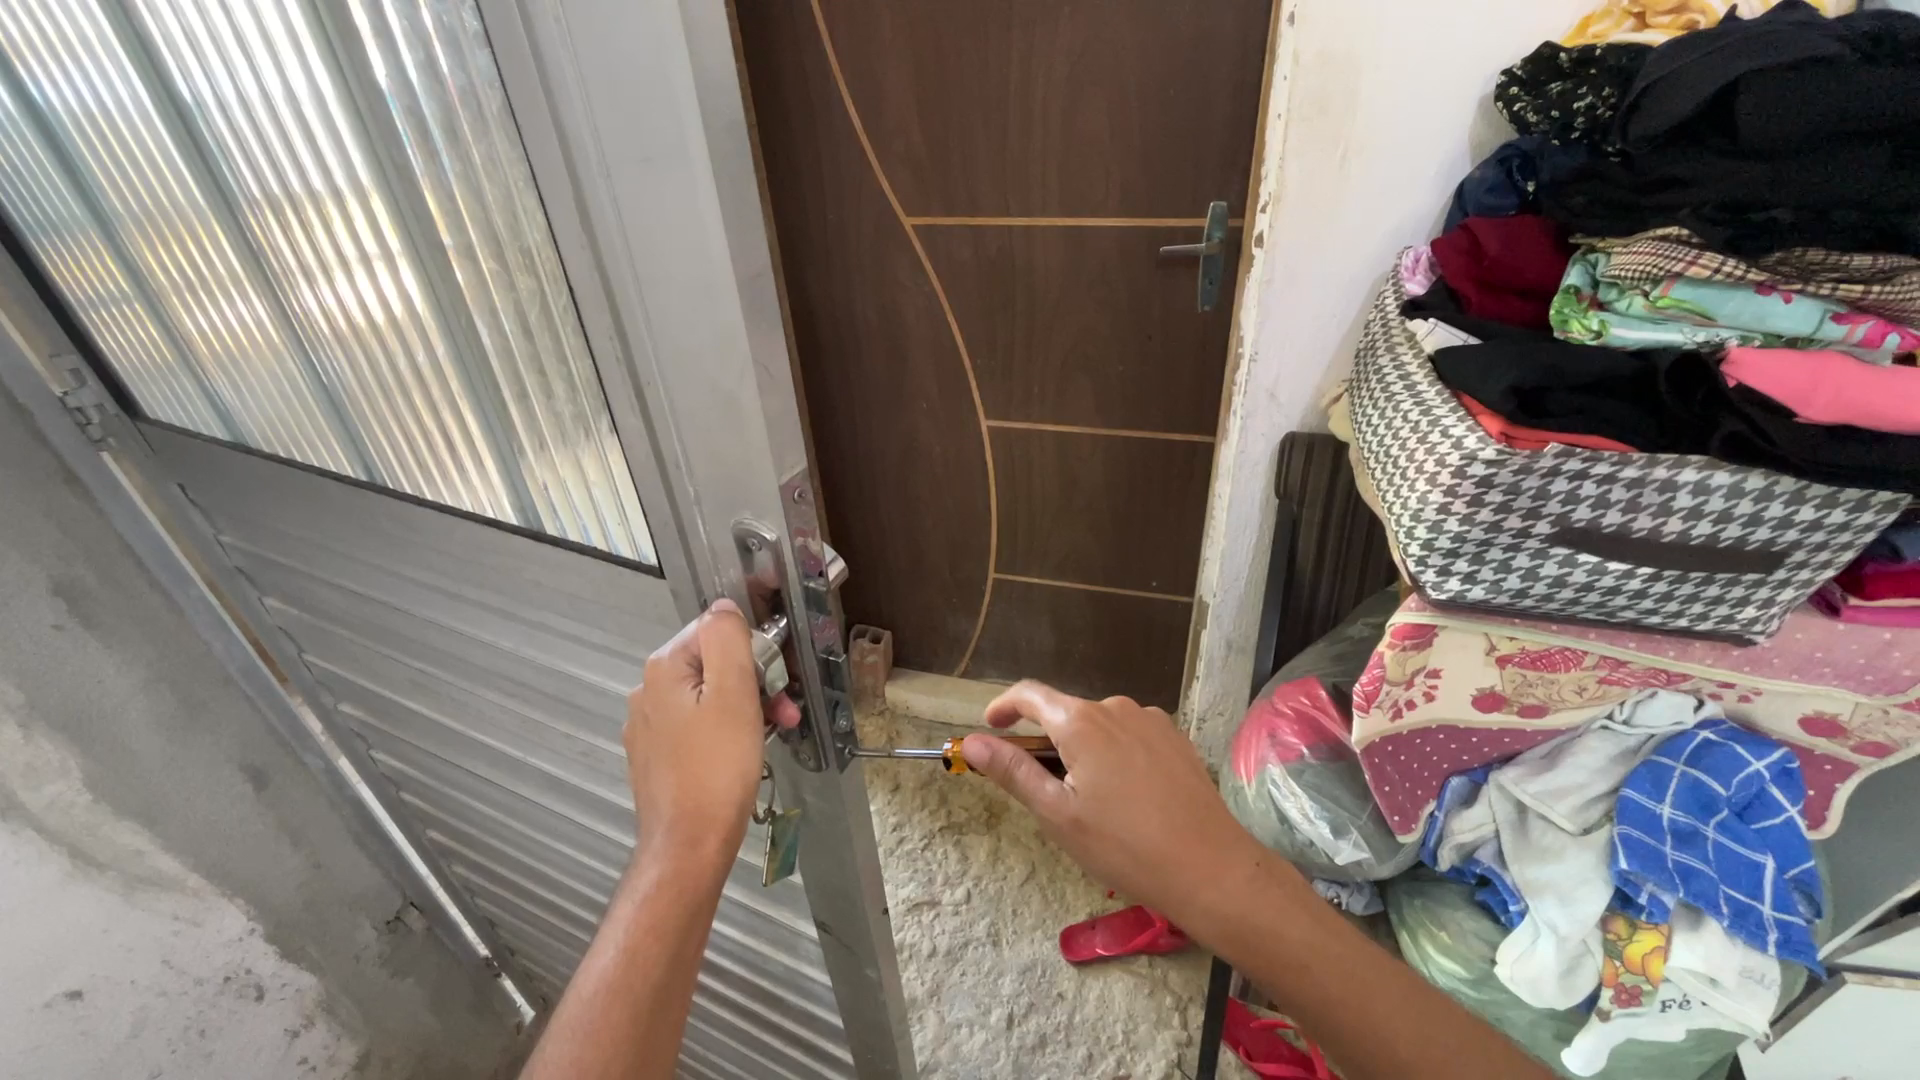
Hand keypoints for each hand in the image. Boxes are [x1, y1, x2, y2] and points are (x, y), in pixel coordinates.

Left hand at [625, 599, 800, 864]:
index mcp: (663, 668)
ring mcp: (649, 726)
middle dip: (754, 681)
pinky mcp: (656, 755)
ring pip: (708, 697)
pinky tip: (746, 752)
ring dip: (747, 707)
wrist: (689, 844)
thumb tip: (725, 606)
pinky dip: (726, 731)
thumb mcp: (734, 694)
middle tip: (784, 711)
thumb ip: (728, 639)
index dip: (753, 650)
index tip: (776, 680)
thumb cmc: (718, 767)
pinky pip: (698, 726)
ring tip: (775, 732)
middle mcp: (647, 691)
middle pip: (712, 664)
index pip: (715, 630)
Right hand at [962, 681, 1289, 930]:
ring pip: (1100, 726)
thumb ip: (1012, 771)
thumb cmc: (1124, 846)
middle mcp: (1115, 707)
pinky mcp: (1175, 737)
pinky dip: (1114, 754)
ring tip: (1092, 802)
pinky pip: (1129, 735)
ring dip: (1083, 750)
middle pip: (1066, 713)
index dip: (1004, 706)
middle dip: (1047, 742)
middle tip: (1045, 792)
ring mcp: (1150, 720)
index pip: (1030, 694)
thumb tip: (972, 741)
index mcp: (1081, 722)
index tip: (990, 727)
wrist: (1209, 867)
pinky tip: (1127, 796)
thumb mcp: (1057, 813)